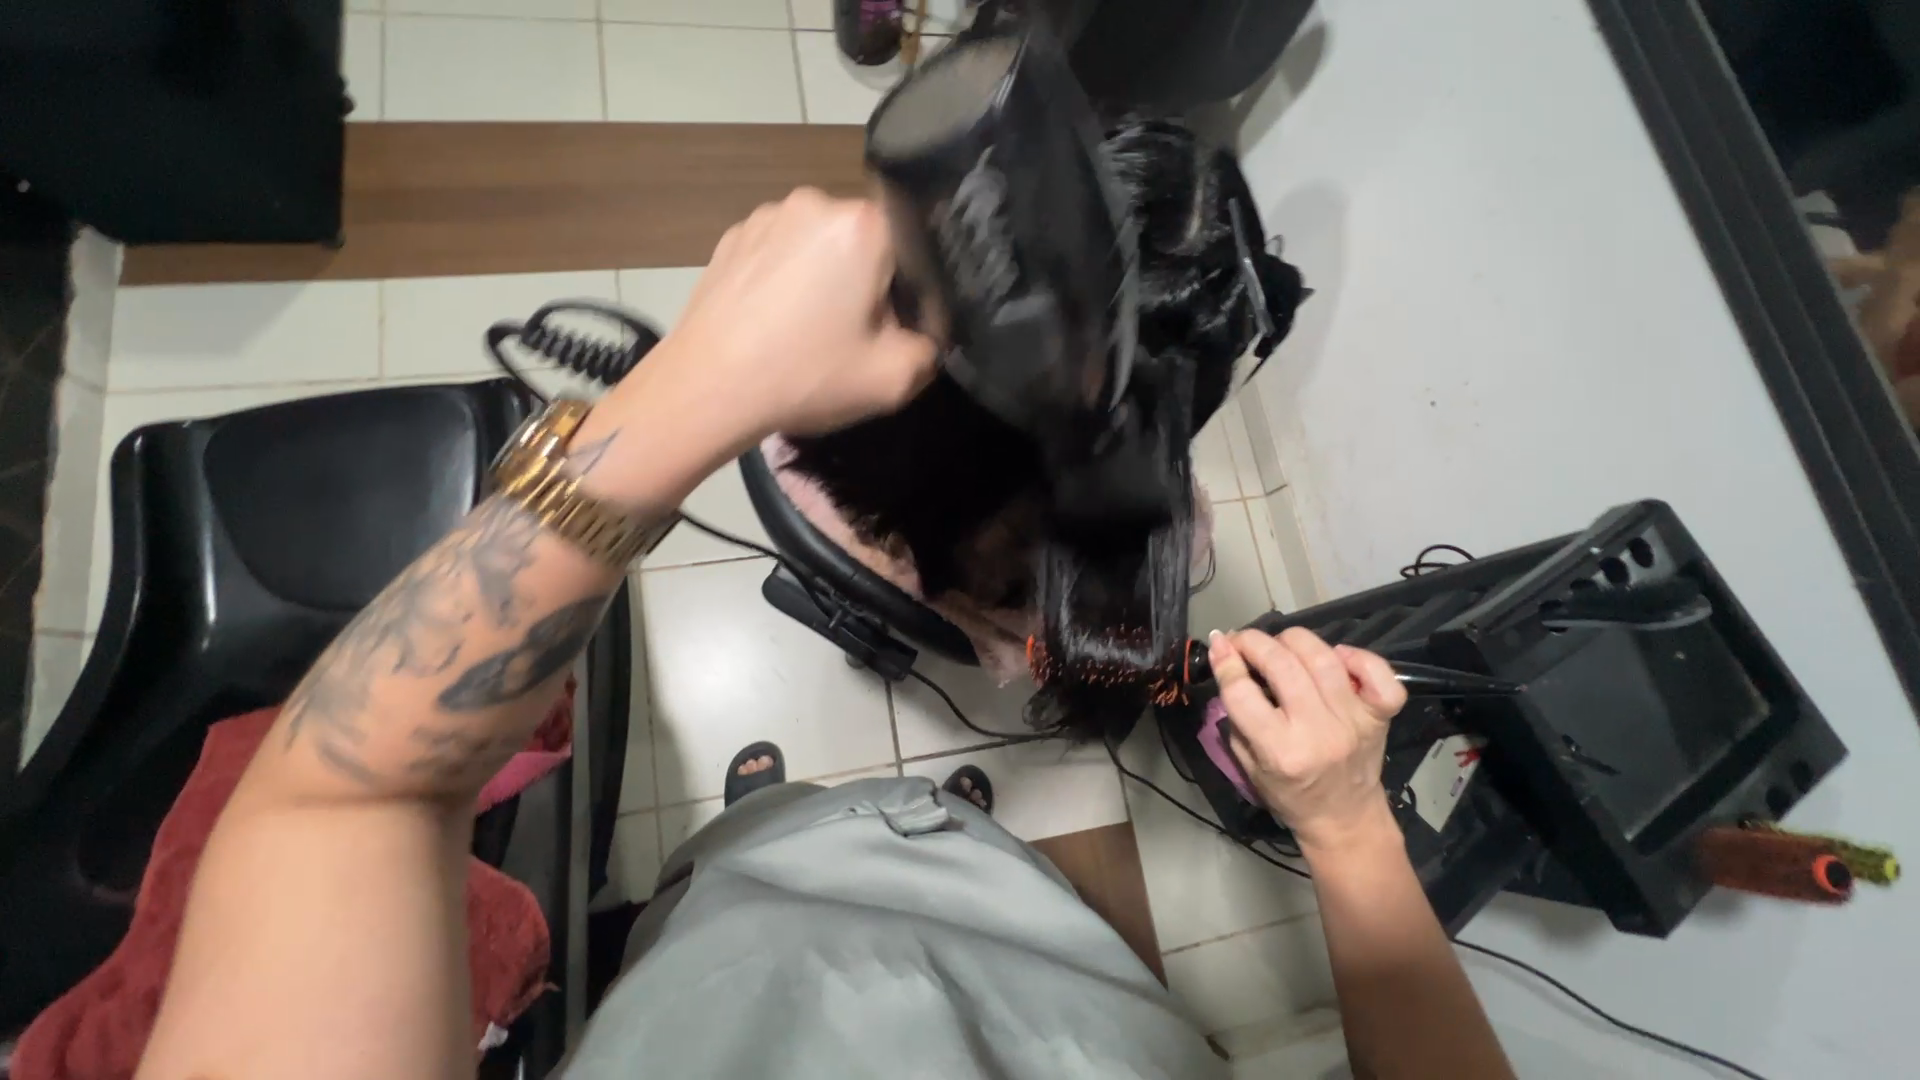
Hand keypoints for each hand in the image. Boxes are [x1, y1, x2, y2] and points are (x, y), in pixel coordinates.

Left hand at [638, 187, 937, 445]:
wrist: (706, 389)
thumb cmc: (805, 376)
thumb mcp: (895, 378)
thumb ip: (932, 349)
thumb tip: (923, 332)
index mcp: (863, 224)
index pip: (916, 248)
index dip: (916, 293)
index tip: (900, 330)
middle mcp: (816, 202)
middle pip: (868, 243)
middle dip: (870, 285)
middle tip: (855, 338)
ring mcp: (766, 216)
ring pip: (822, 248)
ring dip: (827, 283)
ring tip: (809, 334)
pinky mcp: (732, 238)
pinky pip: (782, 255)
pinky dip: (789, 284)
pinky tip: (776, 326)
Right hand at [1209, 628, 1407, 854]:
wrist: (1345, 819)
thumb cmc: (1288, 794)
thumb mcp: (1246, 763)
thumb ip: (1237, 716)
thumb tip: (1228, 662)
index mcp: (1280, 751)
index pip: (1243, 691)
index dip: (1225, 660)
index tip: (1217, 644)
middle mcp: (1318, 731)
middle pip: (1281, 664)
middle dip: (1253, 642)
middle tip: (1241, 641)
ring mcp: (1353, 721)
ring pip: (1321, 656)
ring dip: (1292, 640)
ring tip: (1280, 645)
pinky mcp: (1379, 716)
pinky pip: (1378, 673)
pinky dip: (1357, 656)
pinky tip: (1336, 656)